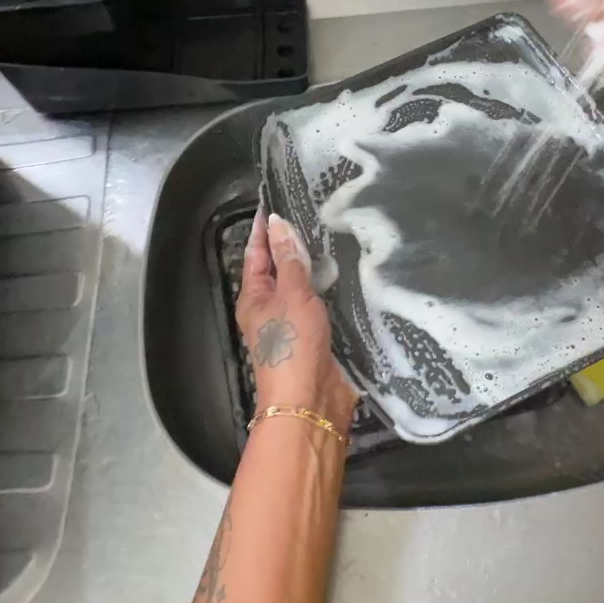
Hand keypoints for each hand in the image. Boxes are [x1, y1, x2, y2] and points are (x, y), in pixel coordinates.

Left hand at [236, 209, 357, 429]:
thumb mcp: (291, 295)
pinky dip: (332, 288)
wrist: (310, 401)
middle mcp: (271, 308)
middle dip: (292, 244)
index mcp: (254, 297)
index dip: (264, 228)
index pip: (257, 253)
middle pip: (280, 269)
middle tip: (311, 212)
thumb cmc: (292, 345)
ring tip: (333, 236)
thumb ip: (289, 259)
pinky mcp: (318, 336)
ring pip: (303, 286)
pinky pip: (323, 304)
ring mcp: (295, 324)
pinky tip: (349, 274)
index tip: (272, 202)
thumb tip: (277, 224)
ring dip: (316, 266)